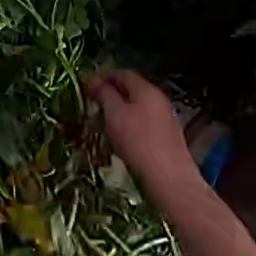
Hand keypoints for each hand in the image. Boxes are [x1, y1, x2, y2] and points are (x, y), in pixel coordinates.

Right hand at [84, 70, 201, 200]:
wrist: (170, 181)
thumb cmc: (138, 142)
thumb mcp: (114, 114)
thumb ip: (103, 94)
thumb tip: (94, 81)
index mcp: (147, 90)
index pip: (122, 73)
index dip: (101, 76)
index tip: (85, 87)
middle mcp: (159, 101)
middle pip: (130, 90)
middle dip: (109, 94)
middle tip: (91, 104)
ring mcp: (166, 121)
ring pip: (136, 108)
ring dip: (117, 111)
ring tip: (101, 122)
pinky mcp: (167, 139)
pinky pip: (143, 123)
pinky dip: (128, 125)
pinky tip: (118, 138)